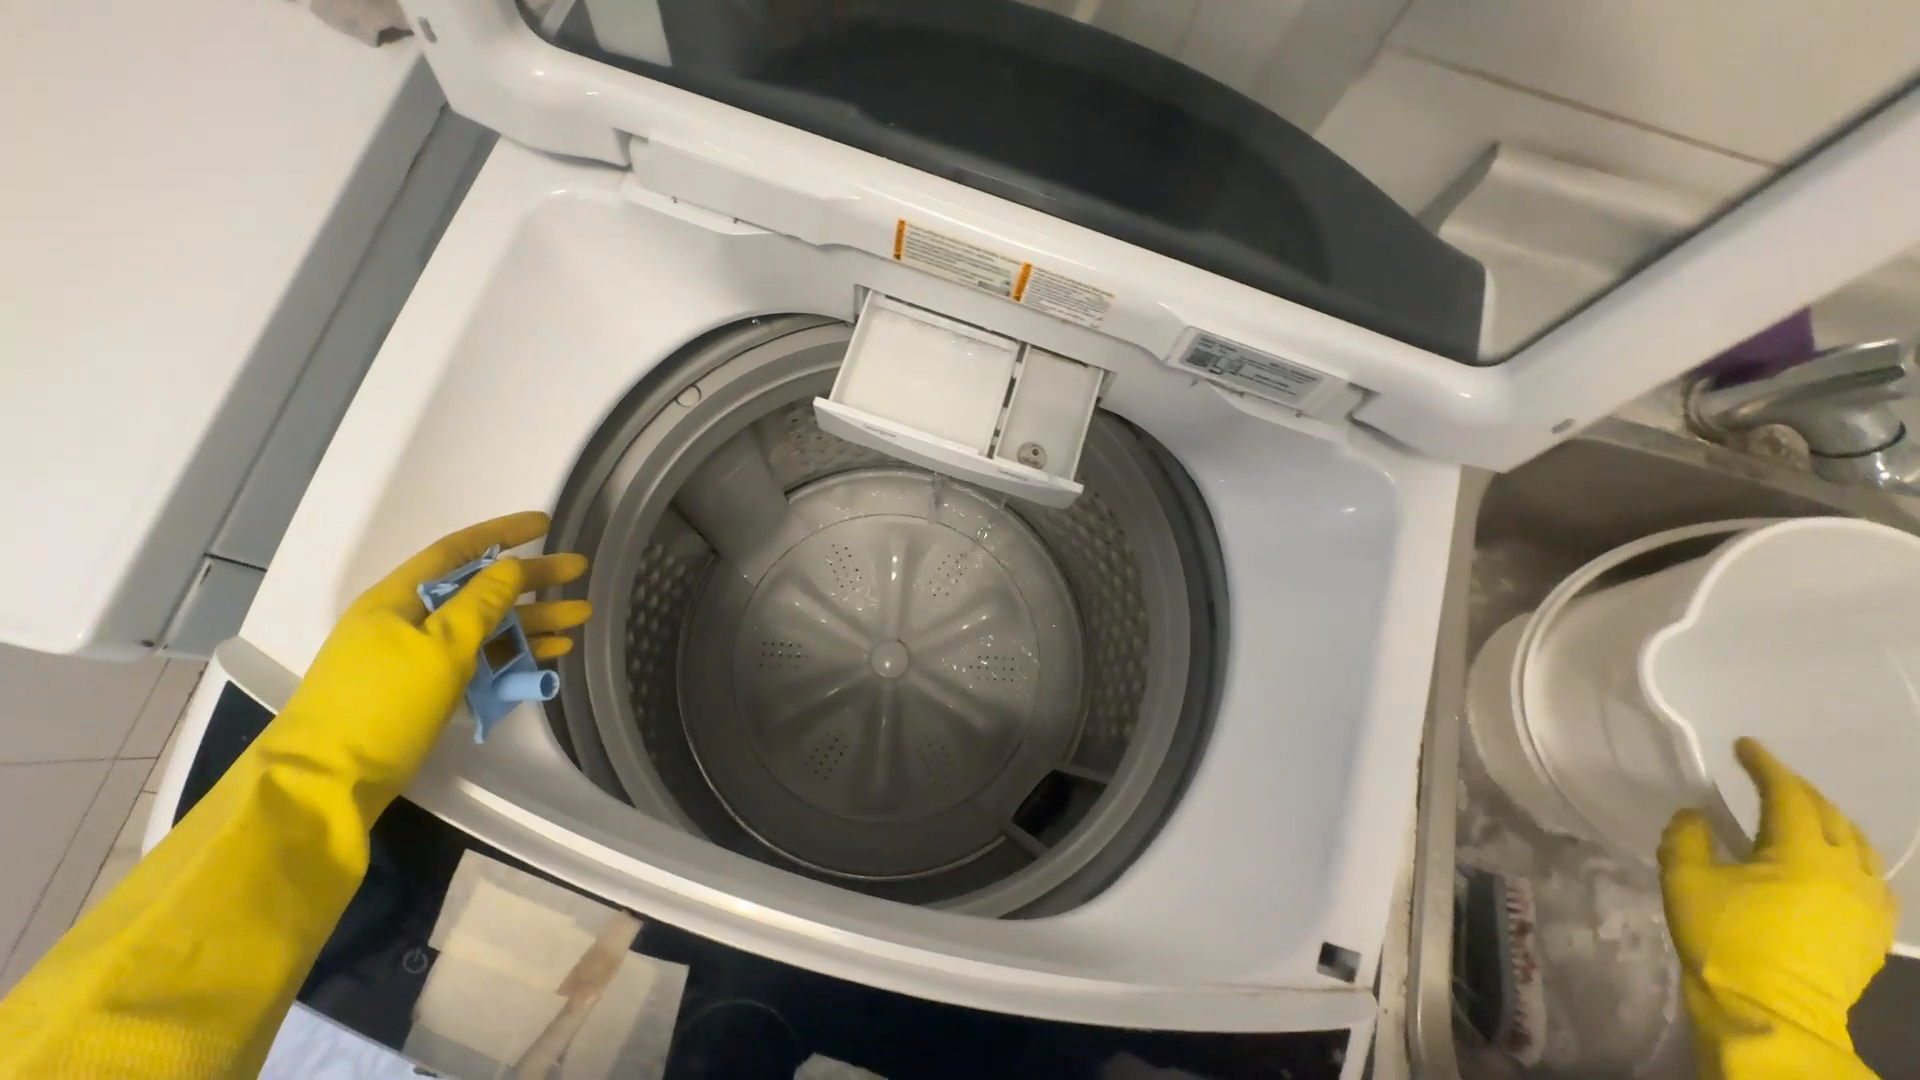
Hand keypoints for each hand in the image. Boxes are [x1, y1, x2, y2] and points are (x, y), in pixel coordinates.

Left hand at [276, 511, 590, 803]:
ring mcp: (418, 658)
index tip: (546, 523)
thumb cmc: (382, 705)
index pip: (458, 550)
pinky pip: (480, 660)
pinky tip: (551, 652)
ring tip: (581, 616)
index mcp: (399, 599)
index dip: (502, 533)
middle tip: (580, 570)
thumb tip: (512, 566)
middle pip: (480, 589)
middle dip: (532, 579)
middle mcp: (409, 621)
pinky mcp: (428, 691)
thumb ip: (482, 603)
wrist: (328, 785)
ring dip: (533, 620)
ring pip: (486, 627)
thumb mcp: (440, 647)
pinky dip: (515, 654)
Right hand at [1659, 738, 1895, 1050]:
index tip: (1746, 746)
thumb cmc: (1723, 937)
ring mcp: (1868, 905)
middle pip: (1830, 816)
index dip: (1766, 766)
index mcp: (1801, 855)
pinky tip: (1827, 862)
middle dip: (1799, 790)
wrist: (1768, 1011)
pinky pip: (1869, 879)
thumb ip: (1687, 837)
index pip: (1788, 796)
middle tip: (1768, 775)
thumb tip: (1697, 815)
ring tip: (1800, 814)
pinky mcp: (1871, 931)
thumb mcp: (1684, 878)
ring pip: (1857, 847)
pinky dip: (1845, 856)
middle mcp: (1846, 873)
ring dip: (1827, 822)